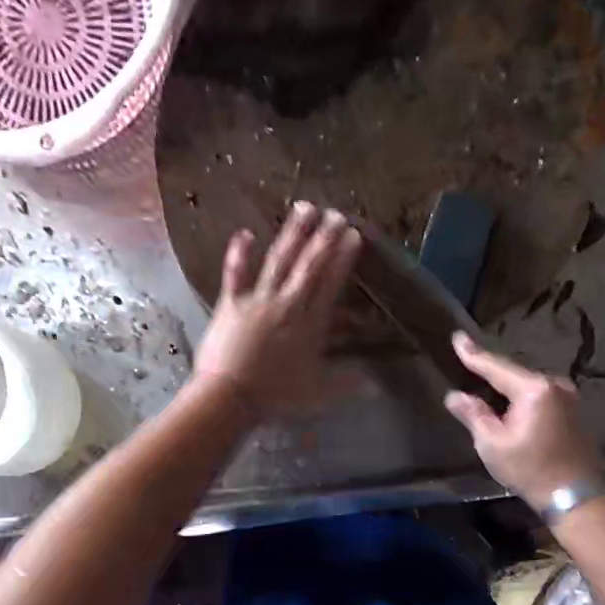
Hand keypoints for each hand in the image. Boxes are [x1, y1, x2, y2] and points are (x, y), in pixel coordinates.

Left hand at [193, 202, 361, 415]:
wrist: (230, 396)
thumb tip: (374, 385)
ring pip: (279, 261)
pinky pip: (235, 275)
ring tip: (304, 207)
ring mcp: (257, 301)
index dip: (343, 258)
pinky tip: (246, 233)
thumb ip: (346, 384)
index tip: (354, 235)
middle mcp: (287, 304)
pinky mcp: (230, 304)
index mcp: (310, 323)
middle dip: (324, 237)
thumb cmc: (275, 397)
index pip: (331, 283)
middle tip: (336, 213)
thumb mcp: (317, 392)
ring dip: (292, 234)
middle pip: (309, 265)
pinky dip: (239, 254)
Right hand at [443, 333, 604, 501]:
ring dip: (503, 387)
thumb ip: (474, 414)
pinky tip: (505, 404)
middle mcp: (554, 385)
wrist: (576, 495)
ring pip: (524, 385)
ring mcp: (567, 397)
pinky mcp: (571, 410)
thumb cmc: (531, 469)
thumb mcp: (492, 443)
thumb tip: (456, 395)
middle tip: (465, 362)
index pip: (495, 366)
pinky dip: (518, 397)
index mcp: (534, 389)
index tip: (457, 337)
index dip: (473, 354)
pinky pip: (536, 395)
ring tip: (480, 385)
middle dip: (488, 372)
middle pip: (512, 373)